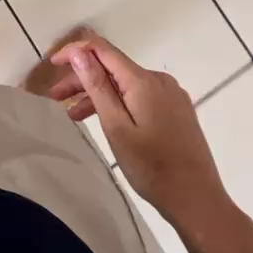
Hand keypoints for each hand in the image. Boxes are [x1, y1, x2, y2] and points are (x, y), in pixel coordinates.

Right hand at [49, 33, 252, 252]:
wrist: (199, 202)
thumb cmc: (152, 168)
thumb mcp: (116, 128)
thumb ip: (97, 86)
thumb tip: (79, 51)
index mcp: (144, 81)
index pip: (102, 49)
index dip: (74, 51)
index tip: (53, 64)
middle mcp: (159, 80)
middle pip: (113, 68)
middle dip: (82, 78)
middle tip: (56, 97)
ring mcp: (171, 95)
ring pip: (125, 83)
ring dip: (99, 94)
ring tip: (74, 114)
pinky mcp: (177, 110)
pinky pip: (141, 96)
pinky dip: (119, 102)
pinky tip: (106, 119)